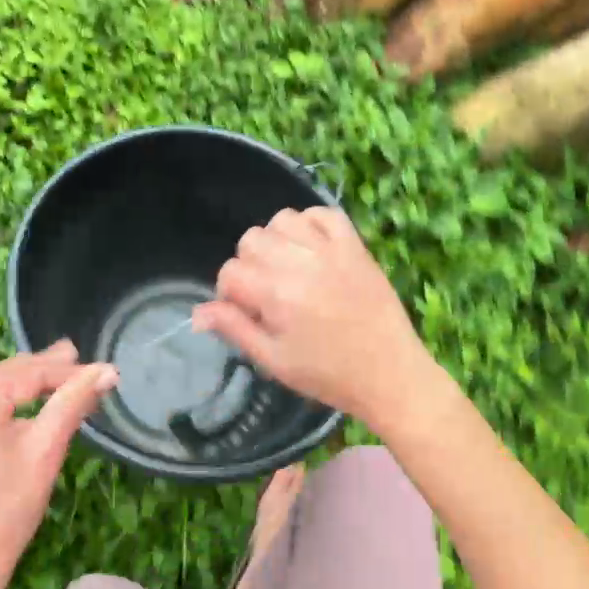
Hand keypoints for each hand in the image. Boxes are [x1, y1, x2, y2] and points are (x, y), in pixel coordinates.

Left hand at [0, 340, 118, 588]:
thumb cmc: (10, 508)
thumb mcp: (46, 451)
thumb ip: (73, 403)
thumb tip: (107, 371)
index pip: (33, 374)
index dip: (70, 372)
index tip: (104, 373)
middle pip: (13, 372)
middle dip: (49, 368)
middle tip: (83, 360)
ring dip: (24, 371)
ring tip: (58, 359)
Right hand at [194, 207, 435, 427]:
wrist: (390, 374)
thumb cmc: (328, 375)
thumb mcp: (274, 361)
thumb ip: (235, 329)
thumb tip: (198, 312)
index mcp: (276, 294)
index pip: (230, 272)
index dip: (229, 293)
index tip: (246, 311)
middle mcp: (299, 263)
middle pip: (251, 240)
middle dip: (250, 264)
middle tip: (267, 292)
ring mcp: (329, 249)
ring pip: (282, 220)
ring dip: (277, 241)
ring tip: (288, 268)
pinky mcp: (354, 245)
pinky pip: (323, 213)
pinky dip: (311, 223)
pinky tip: (312, 248)